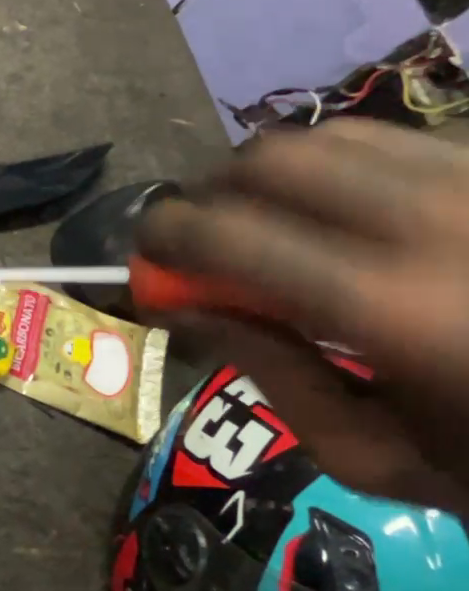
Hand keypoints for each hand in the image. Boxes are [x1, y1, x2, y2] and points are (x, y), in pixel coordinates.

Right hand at [138, 118, 468, 512]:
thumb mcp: (377, 455)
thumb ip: (267, 369)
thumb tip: (185, 303)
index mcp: (393, 309)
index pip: (221, 230)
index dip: (161, 235)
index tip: (150, 260)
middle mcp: (444, 227)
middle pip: (272, 158)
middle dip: (215, 192)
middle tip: (211, 238)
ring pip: (340, 135)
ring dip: (283, 175)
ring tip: (285, 222)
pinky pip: (413, 148)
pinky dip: (358, 175)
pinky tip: (371, 224)